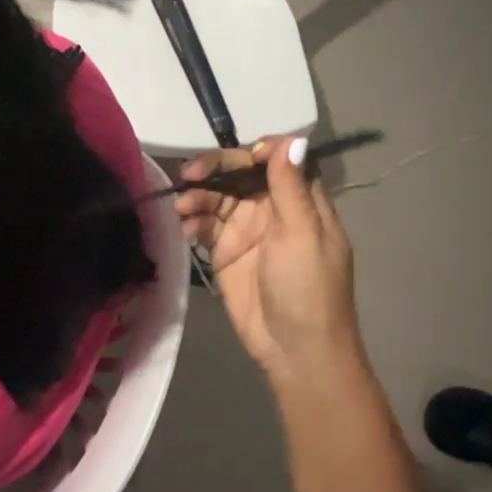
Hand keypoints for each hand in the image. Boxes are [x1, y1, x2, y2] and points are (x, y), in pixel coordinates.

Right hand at [175, 138, 360, 382]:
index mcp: (302, 203)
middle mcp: (273, 210)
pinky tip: (185, 228)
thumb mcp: (303, 235)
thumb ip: (291, 187)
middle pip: (240, 173)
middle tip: (191, 175)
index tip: (238, 155)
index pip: (278, 160)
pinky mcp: (225, 252)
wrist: (296, 351)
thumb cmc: (309, 290)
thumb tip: (291, 140)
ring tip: (183, 209)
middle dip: (215, 169)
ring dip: (198, 196)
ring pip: (218, 196)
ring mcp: (247, 230)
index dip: (257, 151)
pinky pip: (204, 224)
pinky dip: (192, 221)